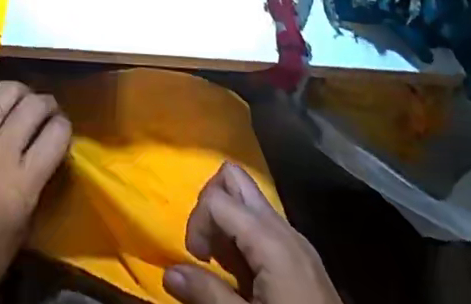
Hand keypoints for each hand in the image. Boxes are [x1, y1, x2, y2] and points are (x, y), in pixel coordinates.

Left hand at [0, 80, 71, 303]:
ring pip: (7, 92)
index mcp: (21, 185)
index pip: (57, 134)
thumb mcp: (19, 232)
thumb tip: (46, 153)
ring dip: (22, 94)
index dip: (65, 127)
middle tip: (47, 112)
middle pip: (35, 106)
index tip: (62, 130)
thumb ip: (36, 186)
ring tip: (23, 103)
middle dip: (48, 105)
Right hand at [163, 162, 341, 303]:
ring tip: (223, 267)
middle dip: (210, 204)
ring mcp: (295, 239)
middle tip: (207, 249)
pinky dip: (243, 235)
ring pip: (249, 199)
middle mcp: (283, 227)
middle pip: (235, 178)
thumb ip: (207, 294)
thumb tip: (169, 271)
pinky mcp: (301, 256)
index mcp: (270, 239)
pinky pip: (263, 224)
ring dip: (227, 221)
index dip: (196, 222)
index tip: (196, 260)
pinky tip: (244, 276)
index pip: (217, 197)